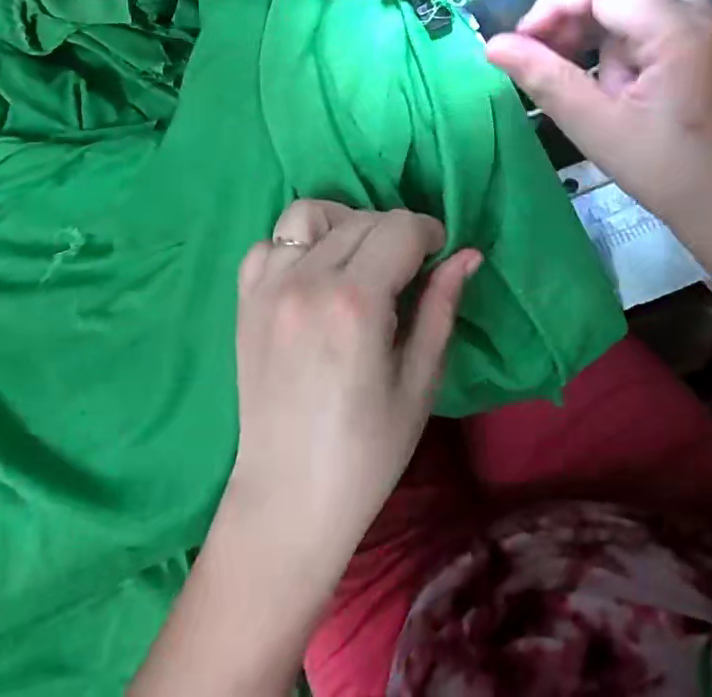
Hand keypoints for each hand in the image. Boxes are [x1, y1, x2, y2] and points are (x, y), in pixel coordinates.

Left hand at [227, 200, 482, 546]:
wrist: (289, 496)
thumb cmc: (368, 452)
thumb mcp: (420, 381)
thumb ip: (440, 308)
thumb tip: (467, 254)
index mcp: (356, 302)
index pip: (399, 228)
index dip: (429, 233)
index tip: (439, 255)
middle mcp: (306, 281)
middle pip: (361, 219)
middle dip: (395, 232)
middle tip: (409, 269)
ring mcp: (267, 288)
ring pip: (309, 215)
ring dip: (344, 225)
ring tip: (360, 261)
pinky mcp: (244, 302)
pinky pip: (269, 244)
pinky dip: (297, 246)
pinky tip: (315, 277)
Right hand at [484, 0, 711, 245]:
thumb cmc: (664, 171)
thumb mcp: (595, 126)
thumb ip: (543, 77)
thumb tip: (493, 45)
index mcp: (680, 30)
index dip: (554, 5)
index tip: (523, 43)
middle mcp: (707, 11)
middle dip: (574, 8)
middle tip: (543, 50)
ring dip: (598, 23)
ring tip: (576, 69)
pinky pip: (660, 14)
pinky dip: (625, 34)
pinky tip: (612, 75)